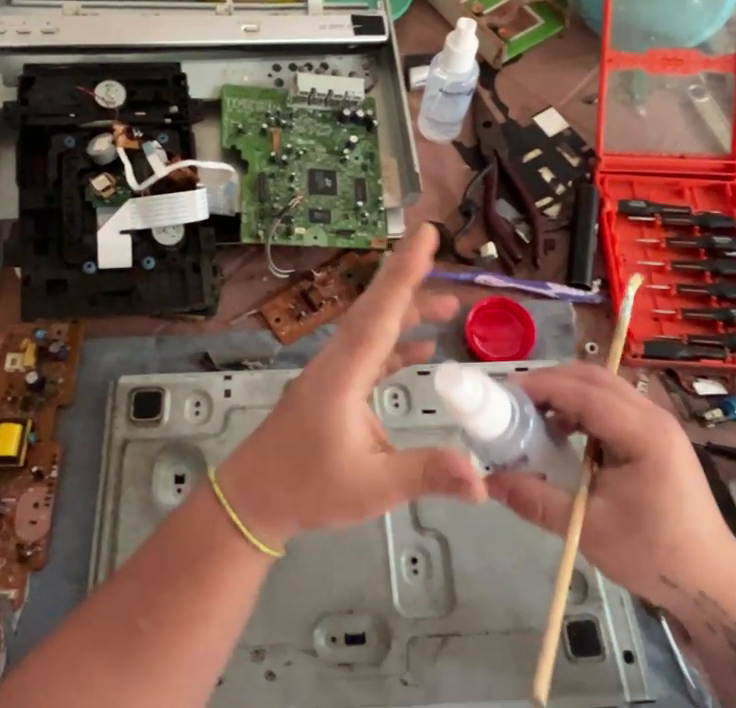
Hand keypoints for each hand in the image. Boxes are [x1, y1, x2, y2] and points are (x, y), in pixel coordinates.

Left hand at [216, 224, 485, 547]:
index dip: (405, 273)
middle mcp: (337, 362)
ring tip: (449, 305)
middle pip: (375, 310)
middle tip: (442, 254)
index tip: (425, 234)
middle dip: (409, 279)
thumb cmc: (307, 490)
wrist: (252, 500)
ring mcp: (332, 374)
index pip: (380, 314)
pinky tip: (422, 349)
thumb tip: (484, 480)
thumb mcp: (373, 487)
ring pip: (372, 330)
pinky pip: (369, 354)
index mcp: (344, 375)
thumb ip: (428, 474)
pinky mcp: (332, 388)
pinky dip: (396, 345)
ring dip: (407, 313)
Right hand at [486, 363, 735, 600]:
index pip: (583, 391)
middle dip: (551, 382)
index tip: (503, 393)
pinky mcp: (658, 438)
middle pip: (595, 378)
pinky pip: (614, 407)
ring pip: (605, 389)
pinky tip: (563, 433)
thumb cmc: (653, 554)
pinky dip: (583, 409)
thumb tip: (489, 482)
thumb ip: (536, 499)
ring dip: (567, 394)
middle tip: (513, 402)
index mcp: (643, 432)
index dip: (541, 386)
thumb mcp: (587, 528)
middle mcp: (654, 417)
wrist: (710, 583)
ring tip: (532, 417)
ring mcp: (659, 426)